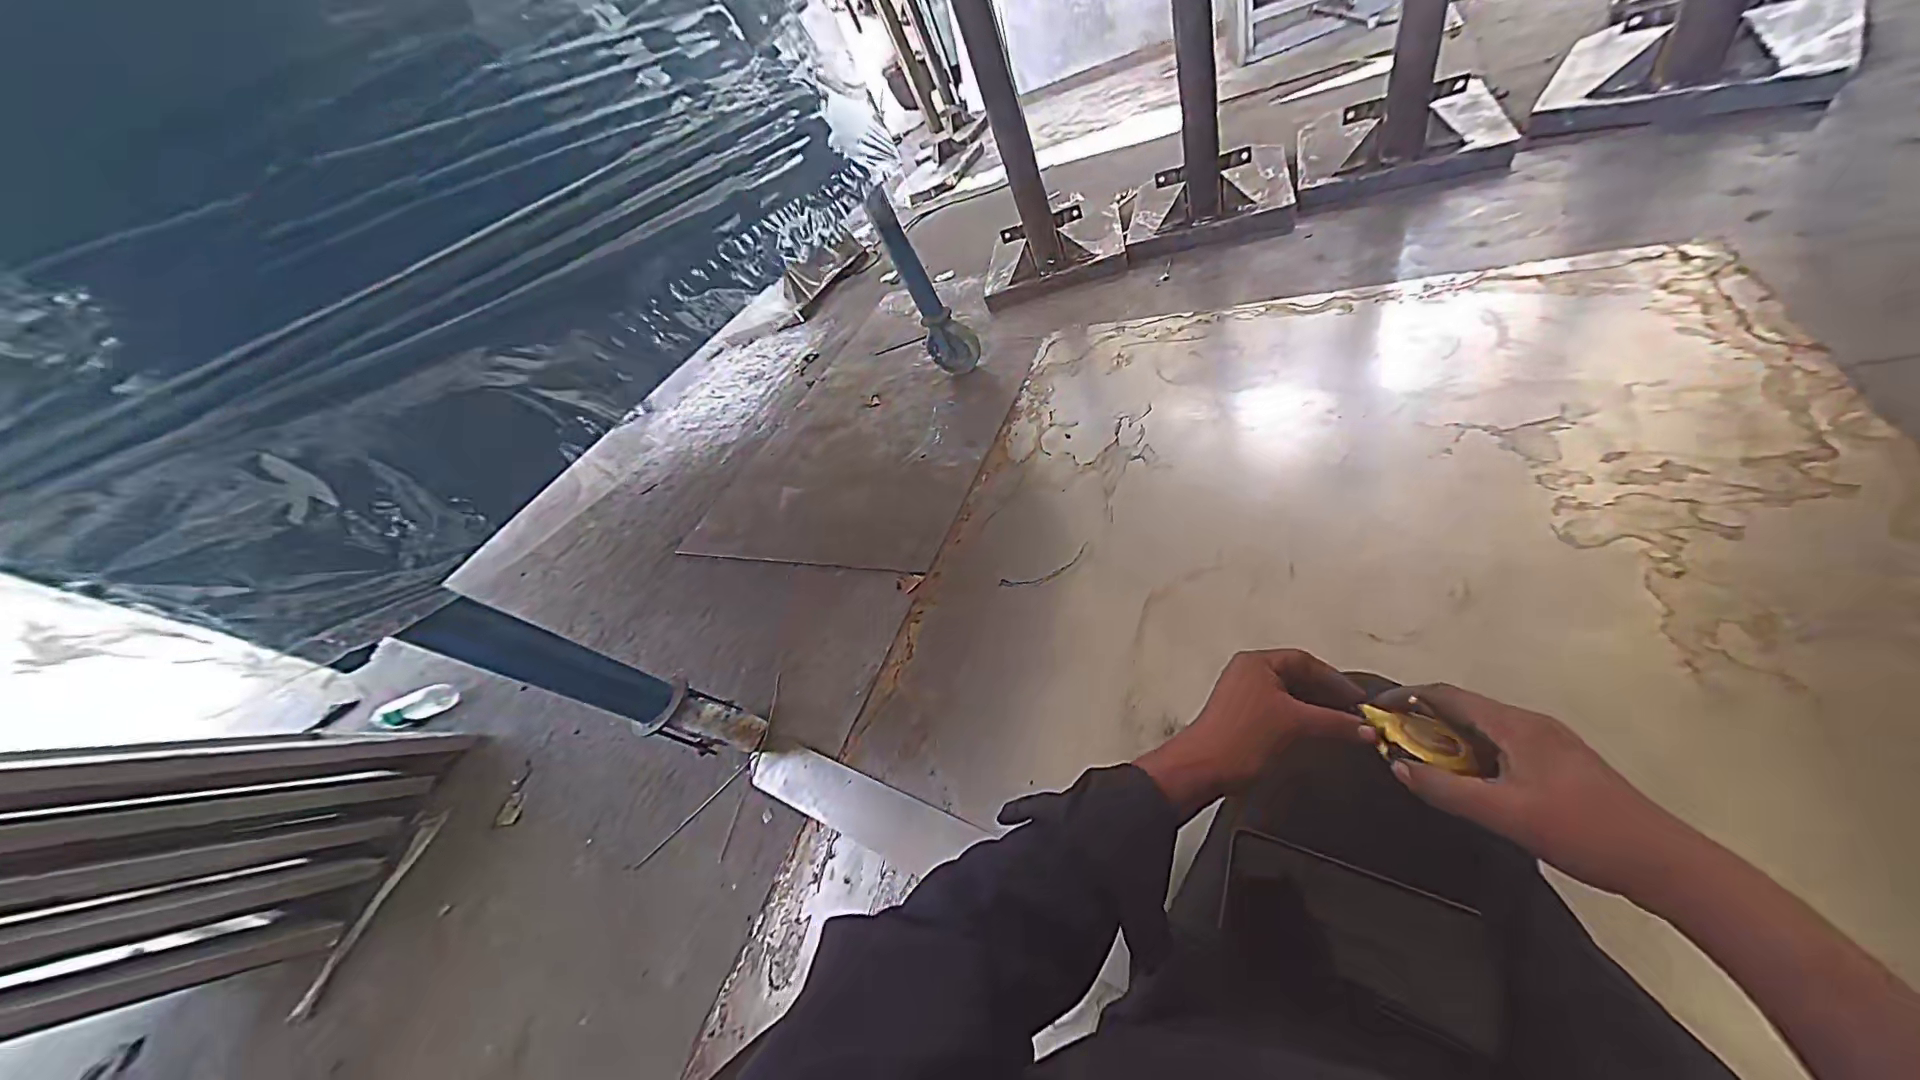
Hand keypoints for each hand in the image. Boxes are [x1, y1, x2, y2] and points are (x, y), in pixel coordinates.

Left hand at [1135, 649, 1371, 818]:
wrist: (1205, 767)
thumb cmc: (1240, 738)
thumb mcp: (1296, 725)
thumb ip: (1335, 722)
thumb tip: (1364, 728)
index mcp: (1256, 663)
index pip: (1304, 661)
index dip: (1335, 679)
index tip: (1359, 698)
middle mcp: (1247, 673)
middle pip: (1297, 676)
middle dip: (1327, 693)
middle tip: (1355, 711)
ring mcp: (1243, 693)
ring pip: (1289, 694)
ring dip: (1316, 707)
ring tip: (1343, 723)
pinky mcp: (1243, 715)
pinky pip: (1280, 709)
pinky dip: (1302, 717)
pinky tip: (1319, 732)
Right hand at [1377, 683, 1701, 899]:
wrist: (1669, 866)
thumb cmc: (1582, 832)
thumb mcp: (1503, 814)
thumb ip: (1445, 790)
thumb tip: (1397, 767)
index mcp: (1516, 725)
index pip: (1446, 694)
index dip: (1404, 697)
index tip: (1373, 710)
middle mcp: (1531, 723)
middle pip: (1463, 706)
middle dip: (1421, 717)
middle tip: (1391, 738)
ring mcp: (1550, 742)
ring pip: (1482, 726)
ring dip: (1446, 735)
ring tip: (1421, 758)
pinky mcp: (1561, 762)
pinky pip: (1500, 742)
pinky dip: (1470, 749)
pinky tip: (1467, 776)